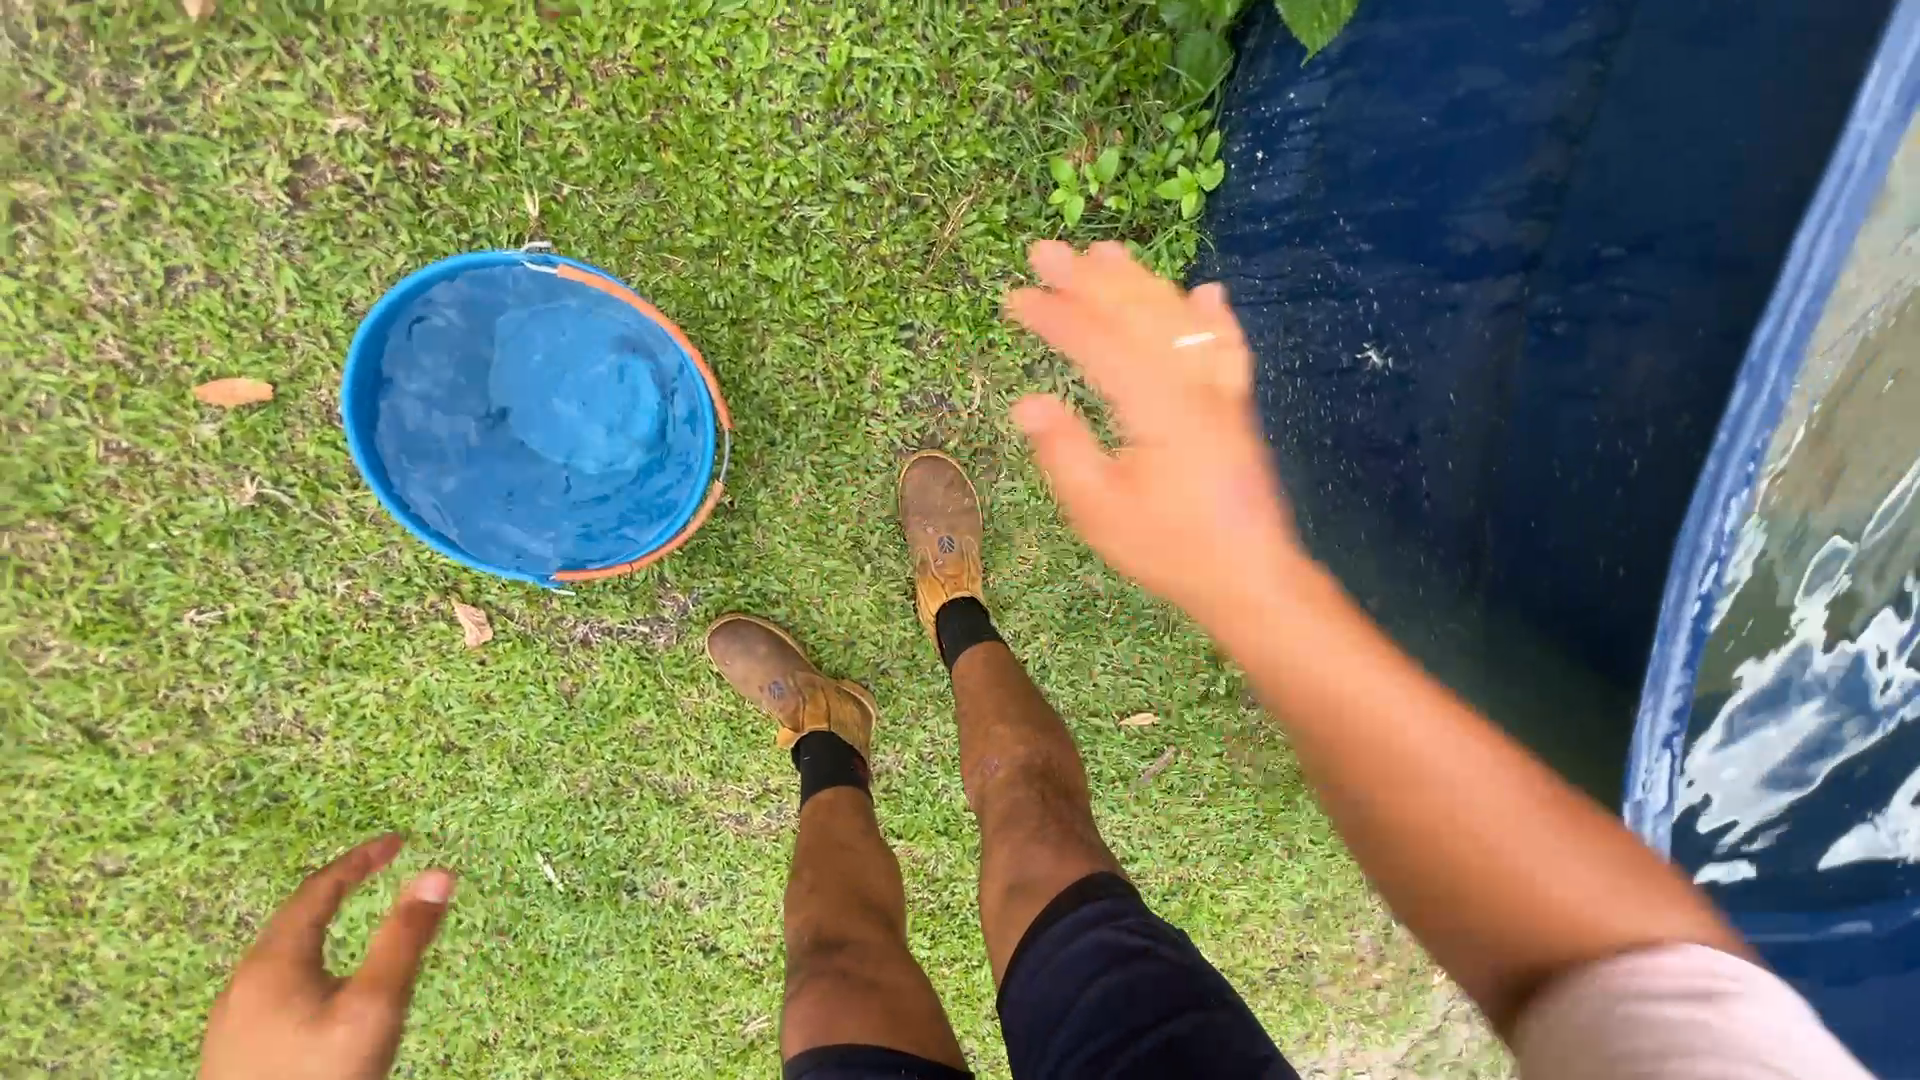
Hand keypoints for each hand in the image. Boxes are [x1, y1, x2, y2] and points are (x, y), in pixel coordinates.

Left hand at [199, 834, 454, 1079]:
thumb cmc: (322, 1074)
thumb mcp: (375, 1004)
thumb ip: (406, 937)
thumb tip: (441, 873)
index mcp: (273, 963)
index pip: (319, 890)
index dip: (360, 860)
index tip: (398, 840)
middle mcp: (244, 983)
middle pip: (294, 916)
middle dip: (341, 884)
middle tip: (382, 866)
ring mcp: (234, 1019)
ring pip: (282, 949)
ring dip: (323, 919)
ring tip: (358, 910)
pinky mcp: (236, 1048)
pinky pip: (276, 978)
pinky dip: (310, 952)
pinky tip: (324, 975)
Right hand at [1005, 240, 1305, 628]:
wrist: (1250, 576)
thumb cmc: (1169, 549)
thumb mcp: (1100, 511)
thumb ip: (1064, 452)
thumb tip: (1027, 402)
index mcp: (1156, 406)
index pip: (1097, 343)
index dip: (1053, 316)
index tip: (1015, 297)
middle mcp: (1193, 384)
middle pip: (1138, 315)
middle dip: (1089, 280)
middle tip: (1047, 250)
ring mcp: (1221, 392)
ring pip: (1180, 320)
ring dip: (1141, 283)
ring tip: (1107, 253)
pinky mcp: (1236, 407)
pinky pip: (1226, 347)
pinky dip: (1212, 317)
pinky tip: (1206, 292)